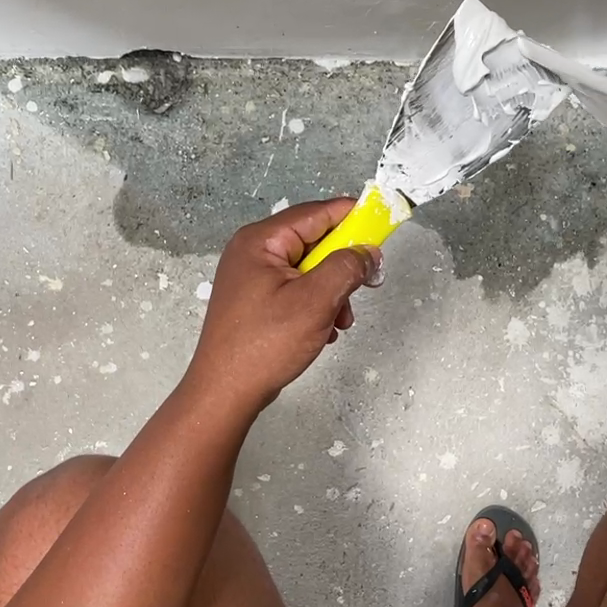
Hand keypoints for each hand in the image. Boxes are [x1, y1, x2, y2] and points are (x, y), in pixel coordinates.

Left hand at [186, 199, 384, 410]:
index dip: (351, 217)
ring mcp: (252, 278)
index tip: (381, 225)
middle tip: (365, 284)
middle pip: (313, 242)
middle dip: (342, 266)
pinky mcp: (256, 302)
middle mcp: (253, 252)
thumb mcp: (315, 301)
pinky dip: (316, 306)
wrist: (225, 393)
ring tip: (339, 321)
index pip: (315, 214)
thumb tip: (368, 252)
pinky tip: (323, 331)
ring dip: (332, 292)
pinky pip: (296, 291)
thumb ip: (346, 268)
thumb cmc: (264, 344)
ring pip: (308, 270)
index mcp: (261, 241)